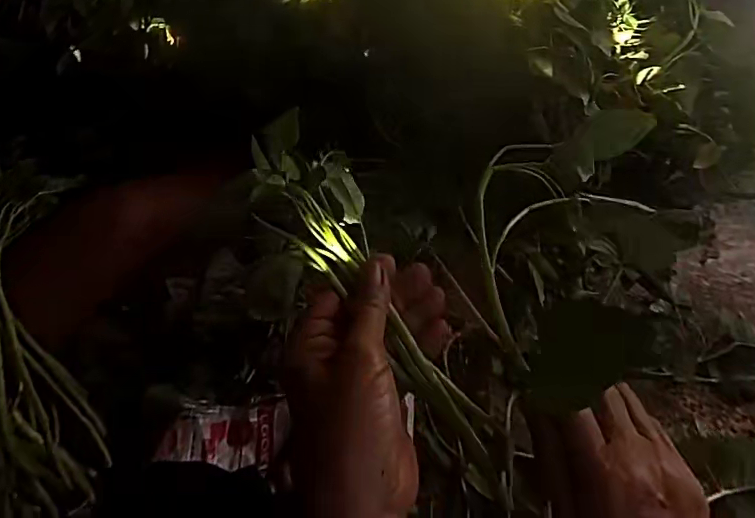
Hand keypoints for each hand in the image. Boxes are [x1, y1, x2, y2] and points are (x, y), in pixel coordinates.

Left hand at [284, 256, 453, 517]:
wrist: (368, 500)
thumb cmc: (352, 422)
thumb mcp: (360, 359)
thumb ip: (369, 310)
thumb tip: (374, 264)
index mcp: (311, 347)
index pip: (333, 299)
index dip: (361, 277)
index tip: (390, 260)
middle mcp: (332, 358)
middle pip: (365, 314)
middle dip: (395, 295)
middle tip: (425, 272)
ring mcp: (360, 378)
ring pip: (388, 335)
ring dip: (414, 316)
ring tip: (440, 293)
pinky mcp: (385, 396)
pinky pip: (403, 360)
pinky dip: (422, 344)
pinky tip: (444, 328)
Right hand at [531, 384, 709, 517]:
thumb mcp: (567, 513)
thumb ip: (550, 454)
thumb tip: (533, 403)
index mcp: (604, 469)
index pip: (572, 397)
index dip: (552, 376)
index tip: (538, 365)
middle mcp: (639, 454)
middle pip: (603, 387)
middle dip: (577, 376)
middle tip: (559, 372)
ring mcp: (669, 461)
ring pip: (630, 398)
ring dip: (604, 392)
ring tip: (586, 395)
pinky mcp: (690, 472)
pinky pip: (654, 425)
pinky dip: (631, 417)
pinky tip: (617, 424)